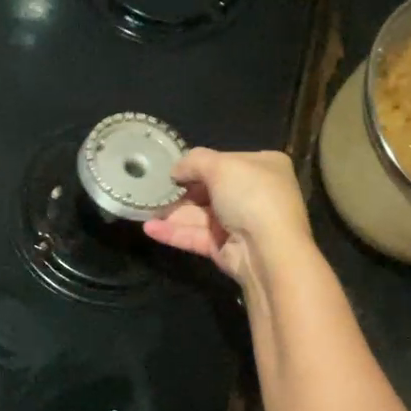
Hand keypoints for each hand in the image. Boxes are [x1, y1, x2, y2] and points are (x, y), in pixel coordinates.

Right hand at [141, 149, 311, 284]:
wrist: (266, 248)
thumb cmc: (251, 196)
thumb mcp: (222, 166)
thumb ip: (195, 161)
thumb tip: (176, 168)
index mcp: (262, 166)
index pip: (225, 162)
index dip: (198, 165)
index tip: (171, 170)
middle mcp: (251, 193)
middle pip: (209, 190)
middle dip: (181, 192)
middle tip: (153, 191)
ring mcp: (237, 222)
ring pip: (199, 215)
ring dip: (172, 213)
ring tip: (143, 210)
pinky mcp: (223, 247)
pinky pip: (195, 236)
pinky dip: (173, 232)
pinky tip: (150, 229)